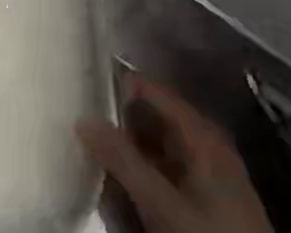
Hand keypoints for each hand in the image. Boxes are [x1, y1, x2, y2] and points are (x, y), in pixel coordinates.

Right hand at [77, 76, 273, 232]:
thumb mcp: (162, 203)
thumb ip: (122, 160)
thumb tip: (83, 120)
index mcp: (201, 135)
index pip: (152, 90)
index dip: (118, 86)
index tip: (83, 93)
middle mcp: (205, 146)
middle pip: (151, 118)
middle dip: (118, 125)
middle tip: (83, 133)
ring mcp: (207, 175)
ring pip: (155, 148)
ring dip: (127, 155)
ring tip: (96, 165)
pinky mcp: (205, 201)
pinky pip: (163, 174)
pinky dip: (140, 177)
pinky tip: (121, 193)